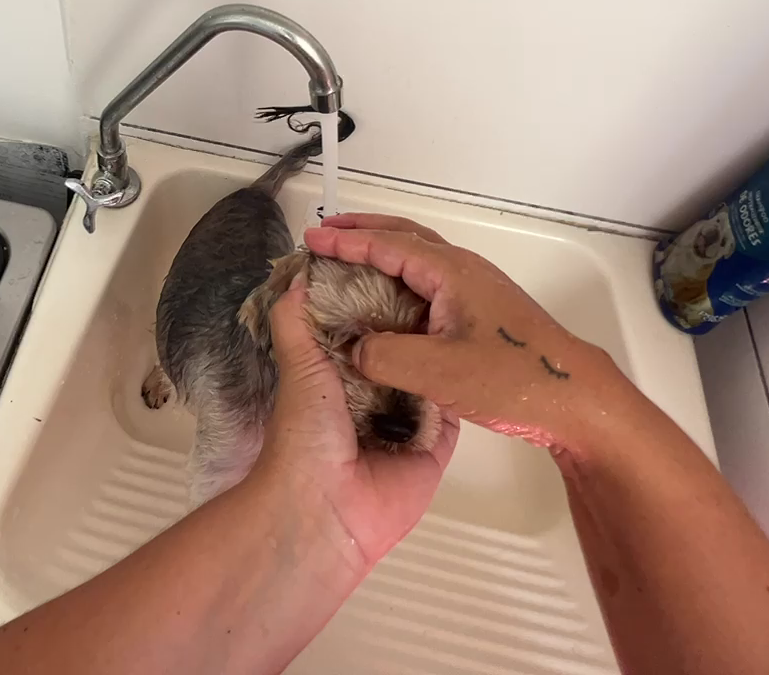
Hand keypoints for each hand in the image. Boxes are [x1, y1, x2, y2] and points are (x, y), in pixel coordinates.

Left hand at [246, 269, 459, 571]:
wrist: (327, 506)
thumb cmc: (306, 432)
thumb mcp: (297, 363)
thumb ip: (295, 320)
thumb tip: (297, 273)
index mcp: (339, 373)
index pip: (366, 329)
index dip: (380, 300)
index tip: (400, 262)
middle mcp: (374, 393)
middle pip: (403, 350)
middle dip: (417, 323)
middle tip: (441, 284)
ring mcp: (406, 420)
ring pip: (431, 375)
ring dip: (442, 352)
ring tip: (464, 310)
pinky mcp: (434, 446)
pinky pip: (452, 412)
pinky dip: (458, 389)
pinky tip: (473, 356)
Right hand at [306, 214, 642, 456]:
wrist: (579, 401)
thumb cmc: (511, 380)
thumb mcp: (437, 372)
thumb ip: (384, 356)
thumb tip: (352, 347)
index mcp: (449, 272)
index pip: (387, 245)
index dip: (346, 241)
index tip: (311, 239)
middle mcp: (462, 269)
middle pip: (404, 235)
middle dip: (362, 229)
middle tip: (326, 232)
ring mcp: (475, 287)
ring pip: (419, 253)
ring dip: (382, 248)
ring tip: (350, 255)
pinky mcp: (482, 309)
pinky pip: (428, 276)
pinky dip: (398, 271)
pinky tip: (389, 296)